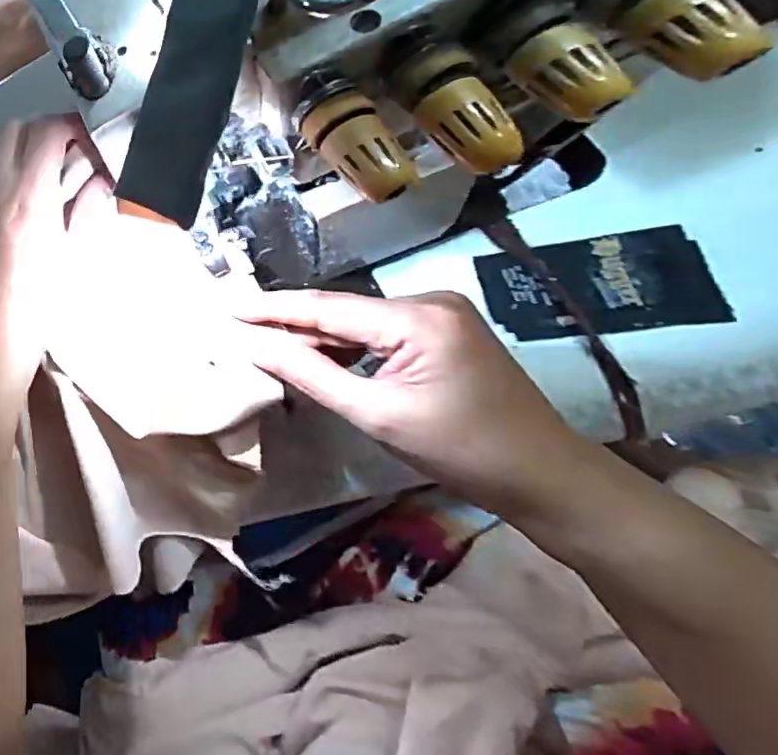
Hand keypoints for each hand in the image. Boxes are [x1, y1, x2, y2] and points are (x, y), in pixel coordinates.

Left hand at [0, 115, 109, 453]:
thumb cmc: (33, 312)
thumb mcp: (73, 260)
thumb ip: (86, 212)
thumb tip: (98, 182)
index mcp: (26, 195)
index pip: (48, 130)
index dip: (76, 127)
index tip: (97, 142)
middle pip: (19, 129)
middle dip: (51, 130)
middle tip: (80, 154)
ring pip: (3, 152)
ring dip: (33, 151)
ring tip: (63, 179)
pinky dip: (18, 173)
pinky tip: (39, 204)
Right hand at [238, 289, 609, 517]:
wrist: (548, 477)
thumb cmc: (461, 452)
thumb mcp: (376, 414)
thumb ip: (310, 373)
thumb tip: (255, 345)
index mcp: (417, 318)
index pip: (326, 306)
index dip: (273, 308)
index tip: (228, 306)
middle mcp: (428, 300)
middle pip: (341, 309)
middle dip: (291, 322)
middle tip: (240, 328)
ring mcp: (439, 312)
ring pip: (358, 319)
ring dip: (317, 335)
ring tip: (267, 343)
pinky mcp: (443, 328)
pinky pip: (379, 330)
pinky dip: (347, 344)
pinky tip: (318, 355)